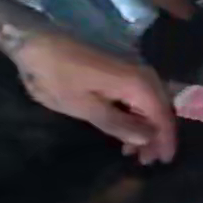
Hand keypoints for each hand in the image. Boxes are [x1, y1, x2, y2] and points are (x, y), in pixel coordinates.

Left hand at [10, 30, 178, 163]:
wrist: (37, 41)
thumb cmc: (57, 76)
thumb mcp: (83, 106)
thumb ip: (118, 124)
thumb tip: (148, 139)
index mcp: (140, 86)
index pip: (163, 117)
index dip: (165, 140)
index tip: (163, 161)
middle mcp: (146, 77)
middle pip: (162, 111)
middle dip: (157, 137)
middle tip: (147, 160)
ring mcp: (136, 72)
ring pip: (153, 105)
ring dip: (147, 128)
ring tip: (134, 151)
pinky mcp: (125, 72)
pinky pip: (142, 98)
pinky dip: (138, 116)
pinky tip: (127, 129)